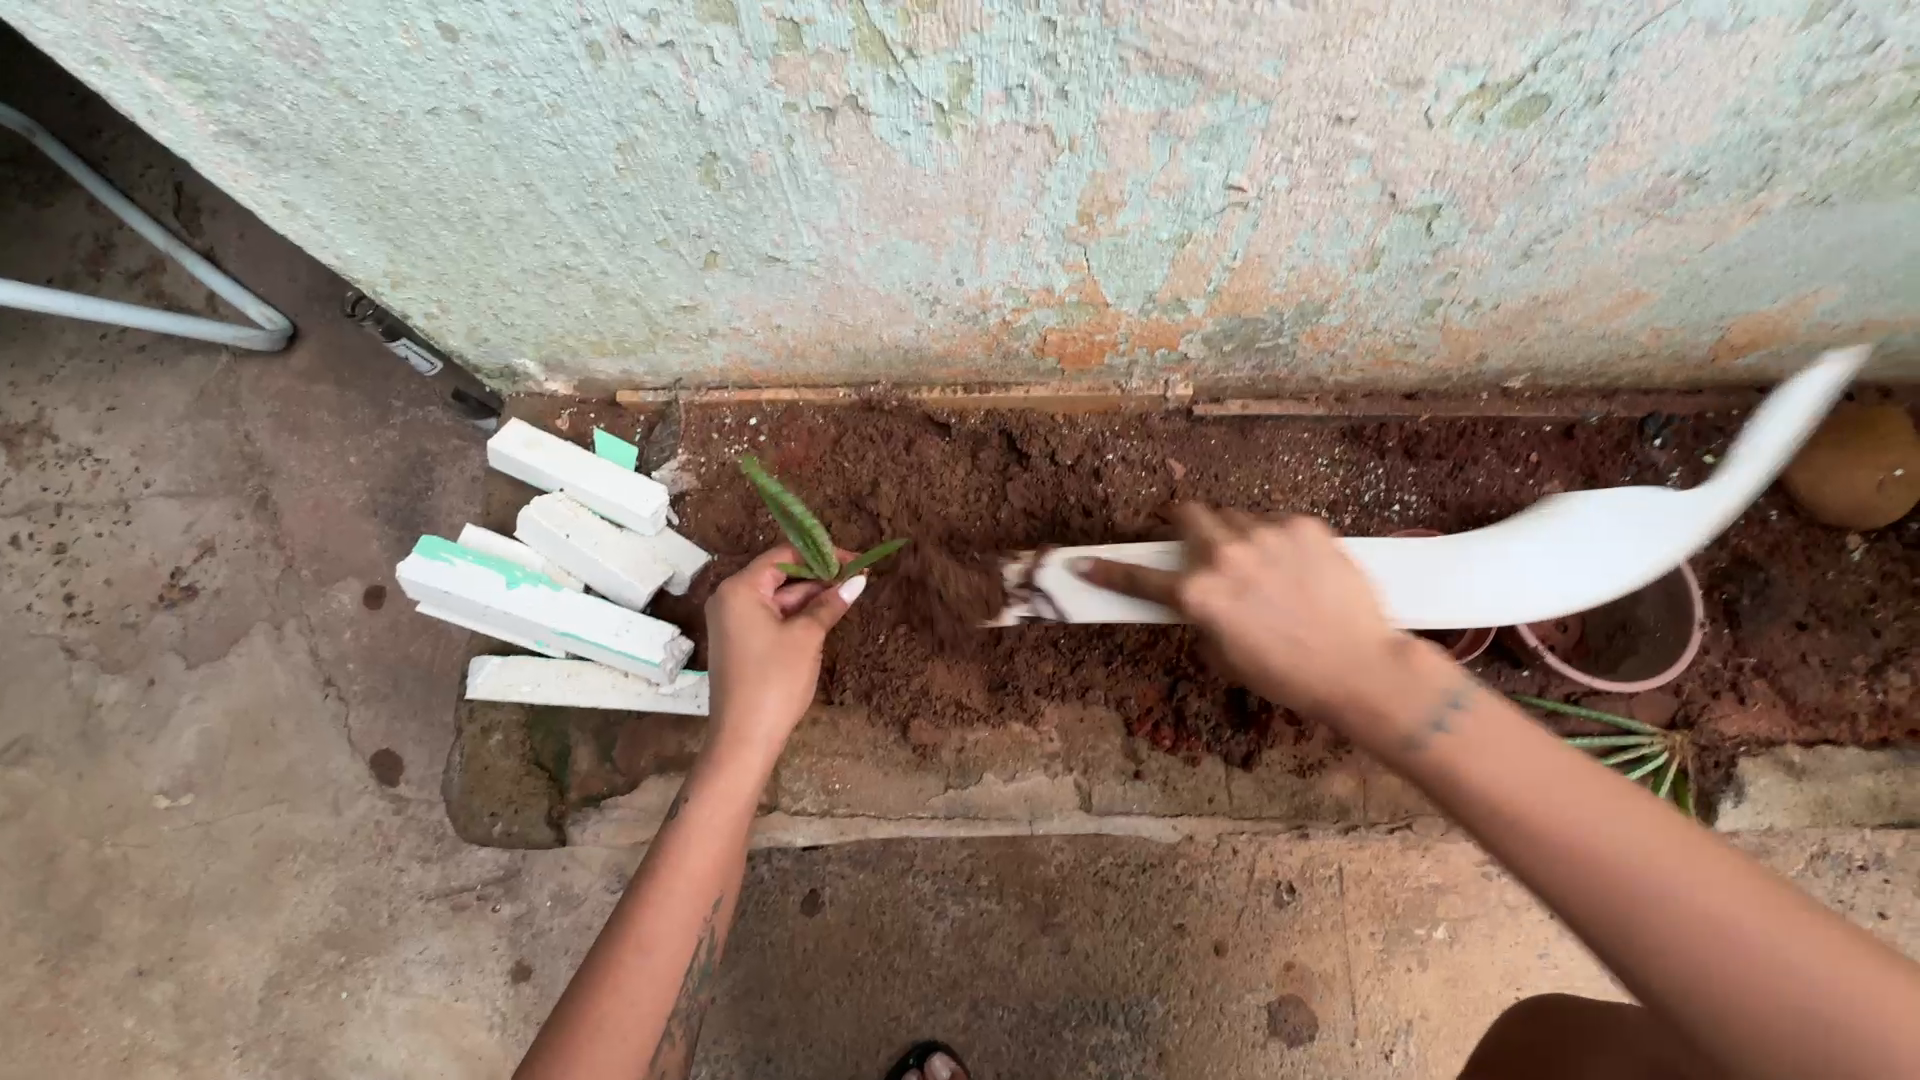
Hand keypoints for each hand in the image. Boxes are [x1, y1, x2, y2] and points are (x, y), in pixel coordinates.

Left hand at [703, 544, 864, 750]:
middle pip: (780, 575)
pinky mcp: (741, 641)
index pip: (784, 555)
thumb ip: (830, 603)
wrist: (744, 737)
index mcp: (740, 588)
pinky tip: (826, 615)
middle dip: (819, 576)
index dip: (822, 555)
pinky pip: (772, 616)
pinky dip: (798, 614)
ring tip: (849, 594)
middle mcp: (730, 598)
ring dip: (811, 596)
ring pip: (778, 597)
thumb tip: (858, 579)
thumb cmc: (774, 680)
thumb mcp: (807, 637)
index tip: (855, 561)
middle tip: (858, 577)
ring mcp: (733, 621)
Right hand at [1074, 505, 1434, 730]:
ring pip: (1235, 517)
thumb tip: (1197, 599)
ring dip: (1236, 534)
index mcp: (1198, 595)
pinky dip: (1276, 539)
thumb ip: (1200, 618)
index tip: (1083, 563)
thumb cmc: (1287, 674)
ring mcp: (1266, 535)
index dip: (1106, 571)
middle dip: (1186, 525)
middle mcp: (1225, 556)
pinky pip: (1276, 522)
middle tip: (1199, 543)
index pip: (1139, 578)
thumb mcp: (1225, 656)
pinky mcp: (1304, 526)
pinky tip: (1296, 567)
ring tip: (1262, 565)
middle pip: (1189, 515)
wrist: (1359, 667)